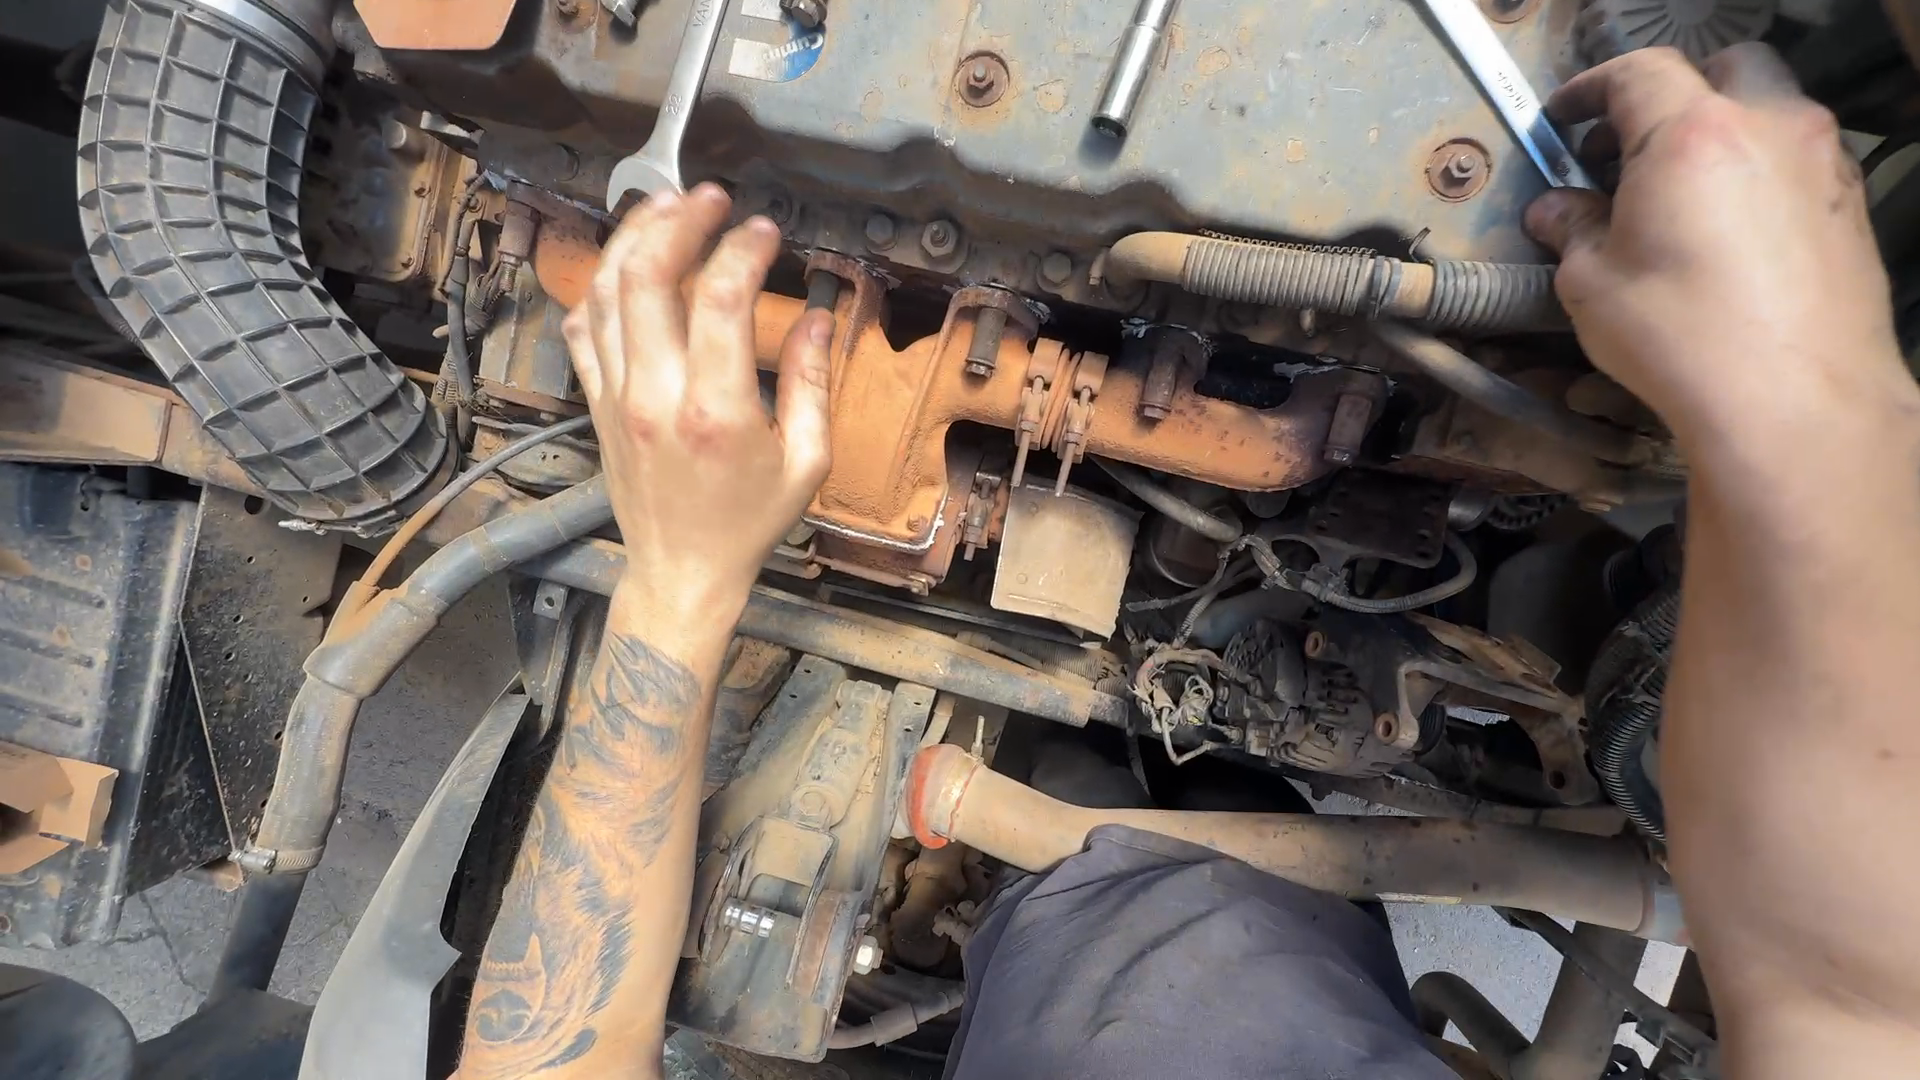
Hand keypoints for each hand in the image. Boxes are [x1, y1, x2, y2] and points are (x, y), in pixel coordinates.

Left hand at [563, 183, 831, 633]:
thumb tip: (814, 321)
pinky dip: (599, 286)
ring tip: (665, 208)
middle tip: (709, 199)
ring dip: (632, 238)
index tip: (766, 234)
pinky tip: (626, 268)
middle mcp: (656, 395)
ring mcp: (617, 397)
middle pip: (646, 277)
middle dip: (678, 221)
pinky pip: (582, 328)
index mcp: (716, 411)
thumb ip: (811, 387)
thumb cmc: (750, 523)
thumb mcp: (806, 464)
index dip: (744, 252)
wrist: (683, 570)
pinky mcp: (598, 405)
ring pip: (605, 291)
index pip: (720, 300)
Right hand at [1525, 44, 1917, 462]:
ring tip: (1664, 188)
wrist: (1787, 388)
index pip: (1639, 74)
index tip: (1558, 116)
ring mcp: (1822, 157)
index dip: (1589, 87)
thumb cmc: (1669, 327)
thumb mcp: (1588, 281)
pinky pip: (1790, 153)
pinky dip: (1745, 163)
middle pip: (1722, 68)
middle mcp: (1769, 124)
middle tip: (1616, 148)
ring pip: (1766, 106)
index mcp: (1691, 136)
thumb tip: (1555, 208)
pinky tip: (1714, 221)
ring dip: (1710, 128)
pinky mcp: (1849, 196)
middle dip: (1665, 94)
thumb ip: (1570, 229)